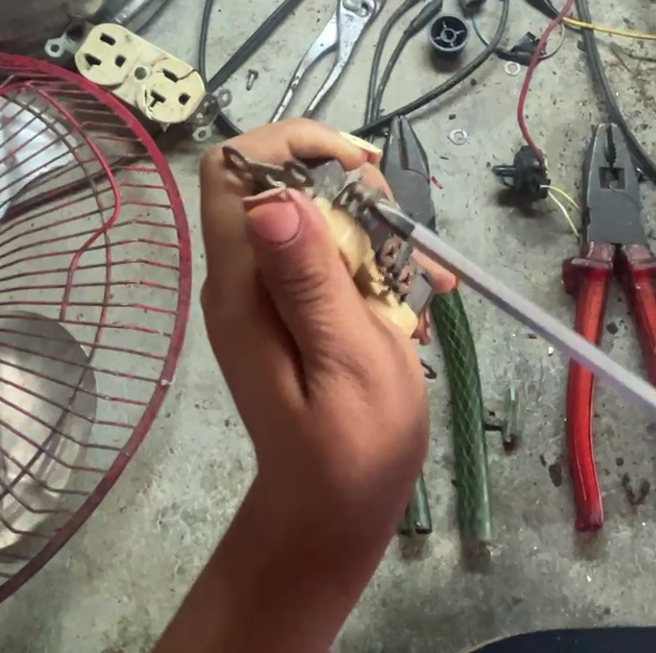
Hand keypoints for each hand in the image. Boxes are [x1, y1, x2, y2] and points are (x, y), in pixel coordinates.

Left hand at [198, 119, 429, 546]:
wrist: (332, 511)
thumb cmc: (347, 448)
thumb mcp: (344, 360)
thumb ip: (311, 280)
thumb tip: (274, 199)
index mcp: (245, 283)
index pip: (234, 170)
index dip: (290, 143)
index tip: (358, 167)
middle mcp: (248, 274)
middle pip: (284, 182)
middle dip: (350, 192)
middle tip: (400, 237)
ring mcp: (274, 289)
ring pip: (319, 214)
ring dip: (377, 230)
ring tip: (421, 278)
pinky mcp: (300, 304)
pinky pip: (337, 252)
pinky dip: (382, 259)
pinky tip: (419, 297)